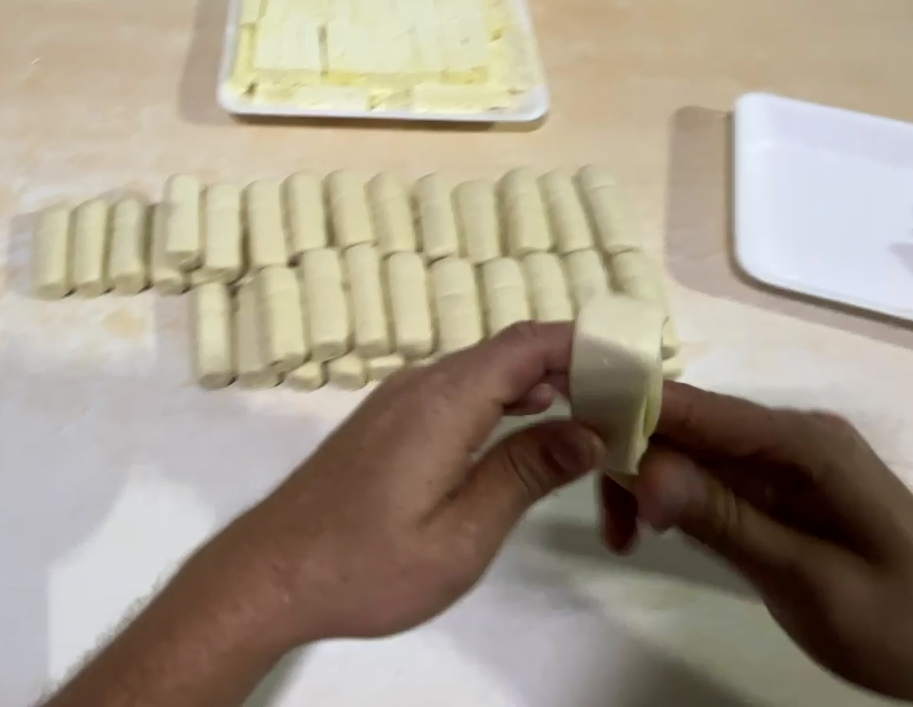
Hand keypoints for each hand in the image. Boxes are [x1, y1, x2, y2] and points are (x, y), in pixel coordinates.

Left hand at [189, 322, 602, 647]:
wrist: (275, 569)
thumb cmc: (368, 563)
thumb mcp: (461, 535)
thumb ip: (524, 474)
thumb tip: (589, 430)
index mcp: (443, 400)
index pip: (525, 345)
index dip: (584, 342)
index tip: (637, 361)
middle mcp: (421, 382)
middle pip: (507, 350)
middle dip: (571, 362)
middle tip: (629, 396)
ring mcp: (399, 397)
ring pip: (482, 368)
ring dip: (539, 380)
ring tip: (595, 410)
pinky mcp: (388, 417)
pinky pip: (457, 387)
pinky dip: (502, 395)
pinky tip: (528, 423)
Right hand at [603, 384, 912, 706]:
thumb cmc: (910, 625)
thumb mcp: (810, 581)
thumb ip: (724, 520)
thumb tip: (640, 470)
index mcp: (800, 440)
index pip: (691, 404)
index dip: (626, 409)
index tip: (572, 439)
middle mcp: (785, 434)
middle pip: (680, 424)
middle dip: (630, 460)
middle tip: (609, 525)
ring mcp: (780, 460)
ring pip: (684, 449)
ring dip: (644, 483)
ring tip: (625, 538)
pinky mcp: (775, 487)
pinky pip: (704, 476)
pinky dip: (669, 499)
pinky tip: (654, 531)